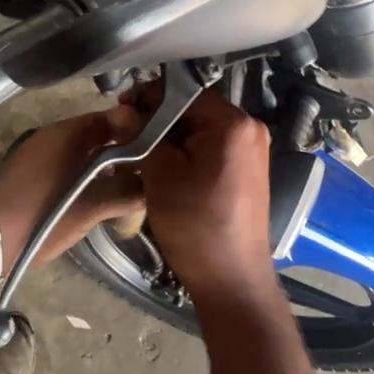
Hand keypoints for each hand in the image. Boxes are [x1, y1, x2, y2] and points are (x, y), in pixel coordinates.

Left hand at [0, 105, 145, 265]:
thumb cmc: (41, 214)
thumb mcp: (89, 206)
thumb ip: (125, 192)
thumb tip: (152, 186)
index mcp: (69, 133)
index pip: (114, 118)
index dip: (139, 130)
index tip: (160, 150)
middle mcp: (56, 136)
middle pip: (102, 134)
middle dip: (126, 152)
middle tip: (149, 174)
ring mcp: (42, 154)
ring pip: (87, 152)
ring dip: (108, 167)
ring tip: (131, 190)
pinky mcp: (35, 173)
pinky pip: (71, 164)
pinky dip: (89, 176)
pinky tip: (102, 198)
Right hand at [140, 88, 274, 304]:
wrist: (232, 281)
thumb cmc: (195, 226)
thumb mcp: (160, 175)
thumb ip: (143, 134)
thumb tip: (127, 109)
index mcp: (233, 123)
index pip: (183, 91)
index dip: (148, 98)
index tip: (121, 111)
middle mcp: (250, 127)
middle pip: (194, 108)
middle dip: (159, 118)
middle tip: (127, 133)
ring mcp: (253, 148)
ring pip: (201, 127)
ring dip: (172, 135)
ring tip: (142, 151)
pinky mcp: (249, 168)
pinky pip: (212, 145)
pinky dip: (189, 150)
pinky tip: (167, 166)